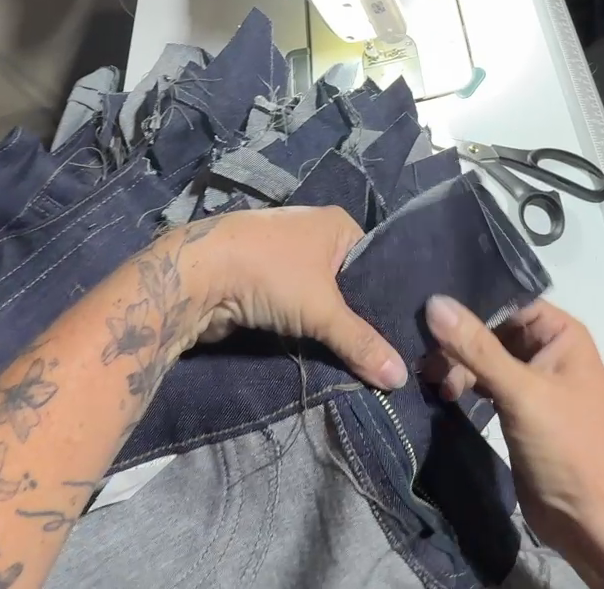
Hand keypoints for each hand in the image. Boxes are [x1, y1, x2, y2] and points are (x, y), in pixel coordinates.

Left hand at [168, 206, 407, 390]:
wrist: (197, 276)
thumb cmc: (270, 274)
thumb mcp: (323, 310)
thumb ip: (361, 343)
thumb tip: (401, 380)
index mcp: (338, 224)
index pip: (378, 262)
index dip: (390, 299)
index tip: (406, 336)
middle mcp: (314, 233)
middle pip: (349, 283)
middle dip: (359, 317)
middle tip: (386, 355)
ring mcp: (286, 255)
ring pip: (321, 298)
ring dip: (329, 325)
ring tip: (360, 359)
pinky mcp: (263, 279)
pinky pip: (296, 306)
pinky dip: (305, 326)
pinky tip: (321, 351)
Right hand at [424, 297, 603, 587]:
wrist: (597, 528)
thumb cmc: (571, 449)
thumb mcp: (523, 394)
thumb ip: (478, 348)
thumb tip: (434, 302)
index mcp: (562, 333)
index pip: (507, 300)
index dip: (468, 301)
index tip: (423, 302)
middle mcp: (548, 350)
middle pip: (492, 329)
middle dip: (456, 338)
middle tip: (418, 349)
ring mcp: (534, 382)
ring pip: (485, 357)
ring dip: (456, 364)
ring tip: (427, 377)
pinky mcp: (519, 411)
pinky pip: (485, 384)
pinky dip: (463, 385)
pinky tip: (440, 391)